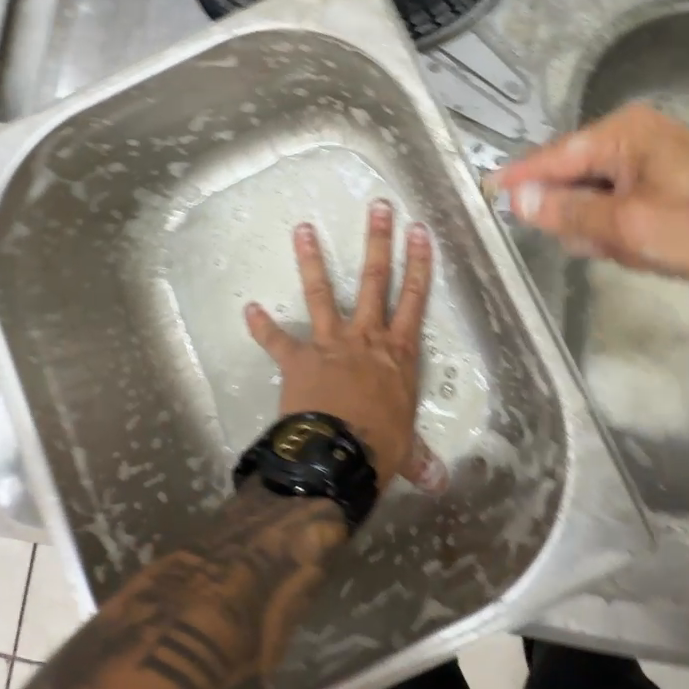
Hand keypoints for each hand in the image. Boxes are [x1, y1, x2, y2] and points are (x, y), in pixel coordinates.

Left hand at [244, 200, 447, 490]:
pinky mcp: (297, 359)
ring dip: (311, 260)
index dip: (419, 264)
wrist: (334, 459)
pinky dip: (263, 326)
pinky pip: (277, 340)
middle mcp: (366, 338)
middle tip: (377, 206)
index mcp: (398, 354)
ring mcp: (330, 344)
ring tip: (302, 228)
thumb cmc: (378, 449)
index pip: (414, 300)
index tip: (419, 231)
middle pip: (375, 281)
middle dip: (377, 242)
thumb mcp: (405, 451)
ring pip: (322, 294)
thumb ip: (420, 458)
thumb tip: (440, 482)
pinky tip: (249, 309)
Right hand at [492, 104, 688, 285]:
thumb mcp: (630, 227)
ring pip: (599, 194)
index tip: (485, 194)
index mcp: (622, 133)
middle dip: (576, 215)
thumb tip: (520, 200)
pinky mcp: (670, 180)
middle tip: (599, 248)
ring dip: (602, 227)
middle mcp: (634, 135)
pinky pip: (624, 202)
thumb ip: (570, 212)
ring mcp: (655, 156)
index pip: (552, 156)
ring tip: (632, 251)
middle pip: (574, 176)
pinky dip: (624, 227)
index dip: (519, 179)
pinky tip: (645, 249)